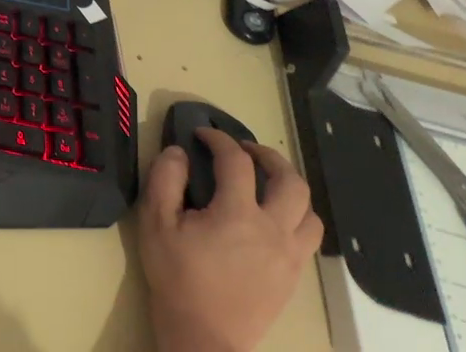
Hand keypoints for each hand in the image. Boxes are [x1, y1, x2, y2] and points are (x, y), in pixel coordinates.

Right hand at [138, 128, 322, 351]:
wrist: (204, 331)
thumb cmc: (175, 274)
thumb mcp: (155, 221)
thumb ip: (165, 179)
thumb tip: (180, 152)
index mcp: (237, 214)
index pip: (236, 162)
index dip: (219, 139)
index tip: (202, 134)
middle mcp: (273, 230)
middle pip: (291, 182)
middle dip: (269, 157)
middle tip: (245, 149)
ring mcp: (290, 254)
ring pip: (310, 211)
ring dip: (290, 188)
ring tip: (266, 182)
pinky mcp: (294, 273)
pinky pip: (309, 236)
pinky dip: (296, 215)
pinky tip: (272, 216)